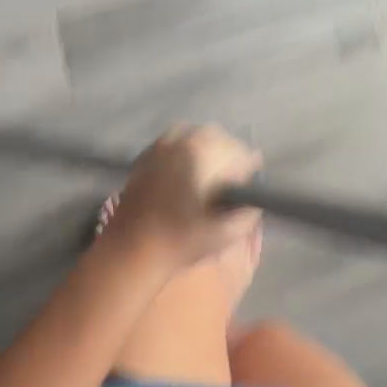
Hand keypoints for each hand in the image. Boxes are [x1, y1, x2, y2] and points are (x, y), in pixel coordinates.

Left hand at [101, 124, 262, 269]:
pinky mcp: (144, 156)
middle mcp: (181, 141)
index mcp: (203, 154)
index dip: (249, 167)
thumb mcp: (224, 234)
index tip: (253, 182)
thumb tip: (255, 200)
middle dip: (229, 154)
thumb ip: (248, 213)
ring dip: (207, 148)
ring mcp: (160, 146)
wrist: (131, 252)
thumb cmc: (180, 242)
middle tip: (234, 178)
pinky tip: (185, 172)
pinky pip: (172, 142)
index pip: (238, 151)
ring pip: (193, 135)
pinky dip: (184, 150)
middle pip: (216, 137)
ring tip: (210, 173)